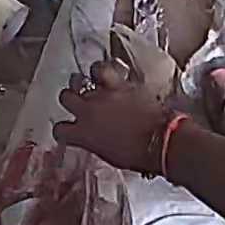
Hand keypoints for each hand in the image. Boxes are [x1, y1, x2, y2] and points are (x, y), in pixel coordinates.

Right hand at [54, 59, 173, 172]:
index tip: (68, 131)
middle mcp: (87, 112)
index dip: (64, 130)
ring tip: (89, 84)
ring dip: (82, 83)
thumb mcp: (108, 155)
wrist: (164, 142)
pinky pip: (102, 69)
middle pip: (65, 97)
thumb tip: (92, 137)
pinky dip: (101, 69)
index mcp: (82, 135)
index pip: (60, 130)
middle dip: (70, 99)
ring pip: (78, 80)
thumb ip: (93, 142)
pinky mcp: (119, 84)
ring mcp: (102, 96)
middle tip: (78, 102)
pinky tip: (103, 73)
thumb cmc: (140, 155)